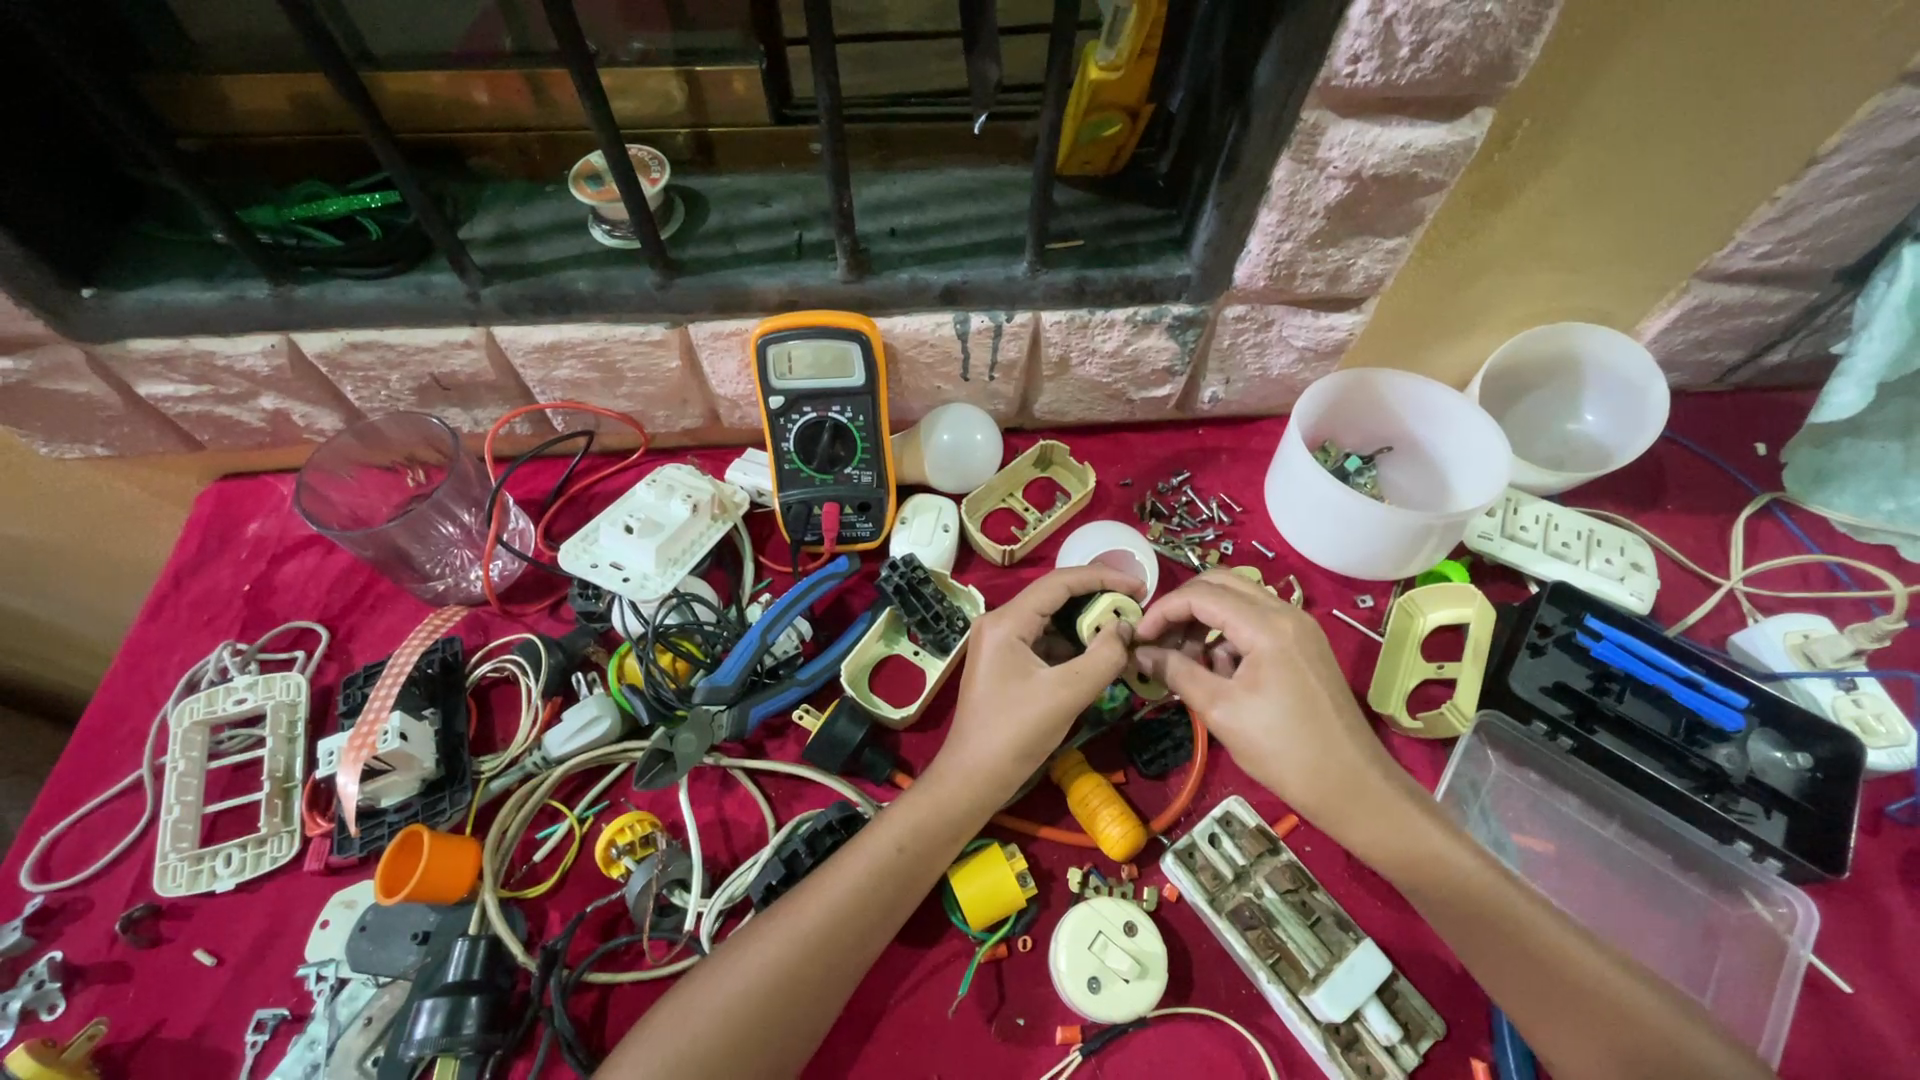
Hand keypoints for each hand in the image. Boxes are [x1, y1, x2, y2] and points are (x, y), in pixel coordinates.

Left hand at [930, 566, 1145, 804]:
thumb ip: (1103, 657)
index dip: (1102, 578)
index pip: (1059, 582)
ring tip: (1123, 633)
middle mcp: (1000, 623)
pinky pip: (1044, 643)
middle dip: (1096, 602)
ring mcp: (1000, 644)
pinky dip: (1072, 647)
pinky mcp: (1006, 664)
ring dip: (1086, 626)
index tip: (1139, 587)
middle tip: (1135, 610)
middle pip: (1054, 598)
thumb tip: (1125, 628)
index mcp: (1006, 621)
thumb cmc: (1016, 734)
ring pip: (1051, 622)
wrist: (974, 777)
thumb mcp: (1067, 693)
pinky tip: (1098, 657)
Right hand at [1133, 571, 1416, 843]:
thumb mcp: (1220, 710)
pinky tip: (1218, 672)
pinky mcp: (1304, 646)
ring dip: (1205, 621)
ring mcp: (1299, 628)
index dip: (1162, 611)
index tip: (1139, 639)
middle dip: (1183, 608)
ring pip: (1239, 602)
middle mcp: (1286, 613)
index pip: (1201, 595)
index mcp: (1267, 625)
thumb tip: (1141, 654)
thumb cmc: (1283, 750)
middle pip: (1221, 585)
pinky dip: (1229, 636)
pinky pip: (1257, 622)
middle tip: (1159, 641)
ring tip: (1185, 661)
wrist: (1352, 785)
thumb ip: (1176, 672)